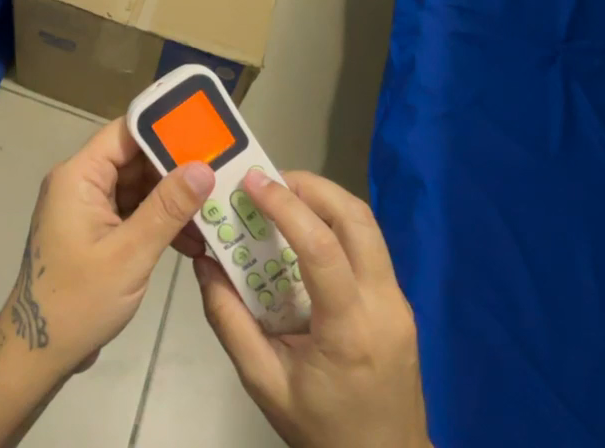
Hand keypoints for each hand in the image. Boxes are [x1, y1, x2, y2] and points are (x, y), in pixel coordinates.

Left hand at [0, 119, 216, 373]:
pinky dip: (158, 223)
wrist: (39, 351)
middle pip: (134, 159)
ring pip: (137, 188)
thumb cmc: (79, 299)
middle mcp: (80, 183)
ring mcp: (86, 208)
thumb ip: (168, 208)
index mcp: (79, 176)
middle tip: (220, 176)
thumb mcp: (131, 253)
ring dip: (171, 201)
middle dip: (175, 169)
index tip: (206, 134)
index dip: (165, 129)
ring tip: (213, 212)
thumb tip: (203, 167)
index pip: (125, 133)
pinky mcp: (94, 232)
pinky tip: (192, 241)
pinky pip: (131, 212)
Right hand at [192, 170, 429, 447]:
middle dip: (311, 187)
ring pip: (368, 227)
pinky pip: (369, 248)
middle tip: (267, 180)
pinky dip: (335, 225)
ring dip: (324, 200)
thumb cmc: (321, 429)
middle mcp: (384, 304)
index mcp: (350, 329)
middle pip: (358, 219)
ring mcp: (398, 302)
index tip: (251, 181)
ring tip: (281, 197)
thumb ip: (229, 321)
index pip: (324, 248)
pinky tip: (303, 234)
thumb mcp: (263, 383)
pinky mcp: (399, 303)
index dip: (286, 206)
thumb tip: (205, 263)